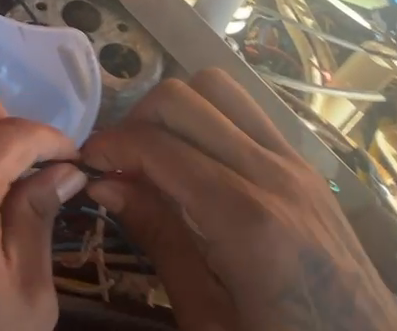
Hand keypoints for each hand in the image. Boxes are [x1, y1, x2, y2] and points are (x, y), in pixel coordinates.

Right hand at [81, 70, 396, 330]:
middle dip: (137, 120)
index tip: (86, 165)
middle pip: (182, 98)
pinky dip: (209, 118)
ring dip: (175, 110)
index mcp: (247, 220)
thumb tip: (103, 183)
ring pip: (217, 88)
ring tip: (157, 153)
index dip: (109, 146)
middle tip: (119, 163)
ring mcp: (299, 167)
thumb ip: (159, 239)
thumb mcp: (209, 320)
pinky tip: (195, 161)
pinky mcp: (310, 171)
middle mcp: (275, 176)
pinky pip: (247, 113)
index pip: (156, 144)